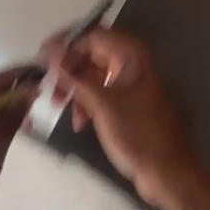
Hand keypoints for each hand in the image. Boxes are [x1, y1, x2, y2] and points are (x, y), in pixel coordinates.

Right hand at [40, 27, 202, 206]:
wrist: (167, 174)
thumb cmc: (137, 134)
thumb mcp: (102, 105)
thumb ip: (75, 76)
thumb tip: (51, 52)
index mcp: (131, 55)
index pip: (92, 35)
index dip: (66, 43)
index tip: (43, 58)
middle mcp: (131, 62)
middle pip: (91, 54)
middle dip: (68, 69)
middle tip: (48, 85)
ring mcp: (129, 82)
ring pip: (93, 74)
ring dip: (74, 88)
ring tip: (58, 105)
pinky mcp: (127, 102)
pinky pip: (100, 91)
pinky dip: (86, 102)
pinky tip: (79, 122)